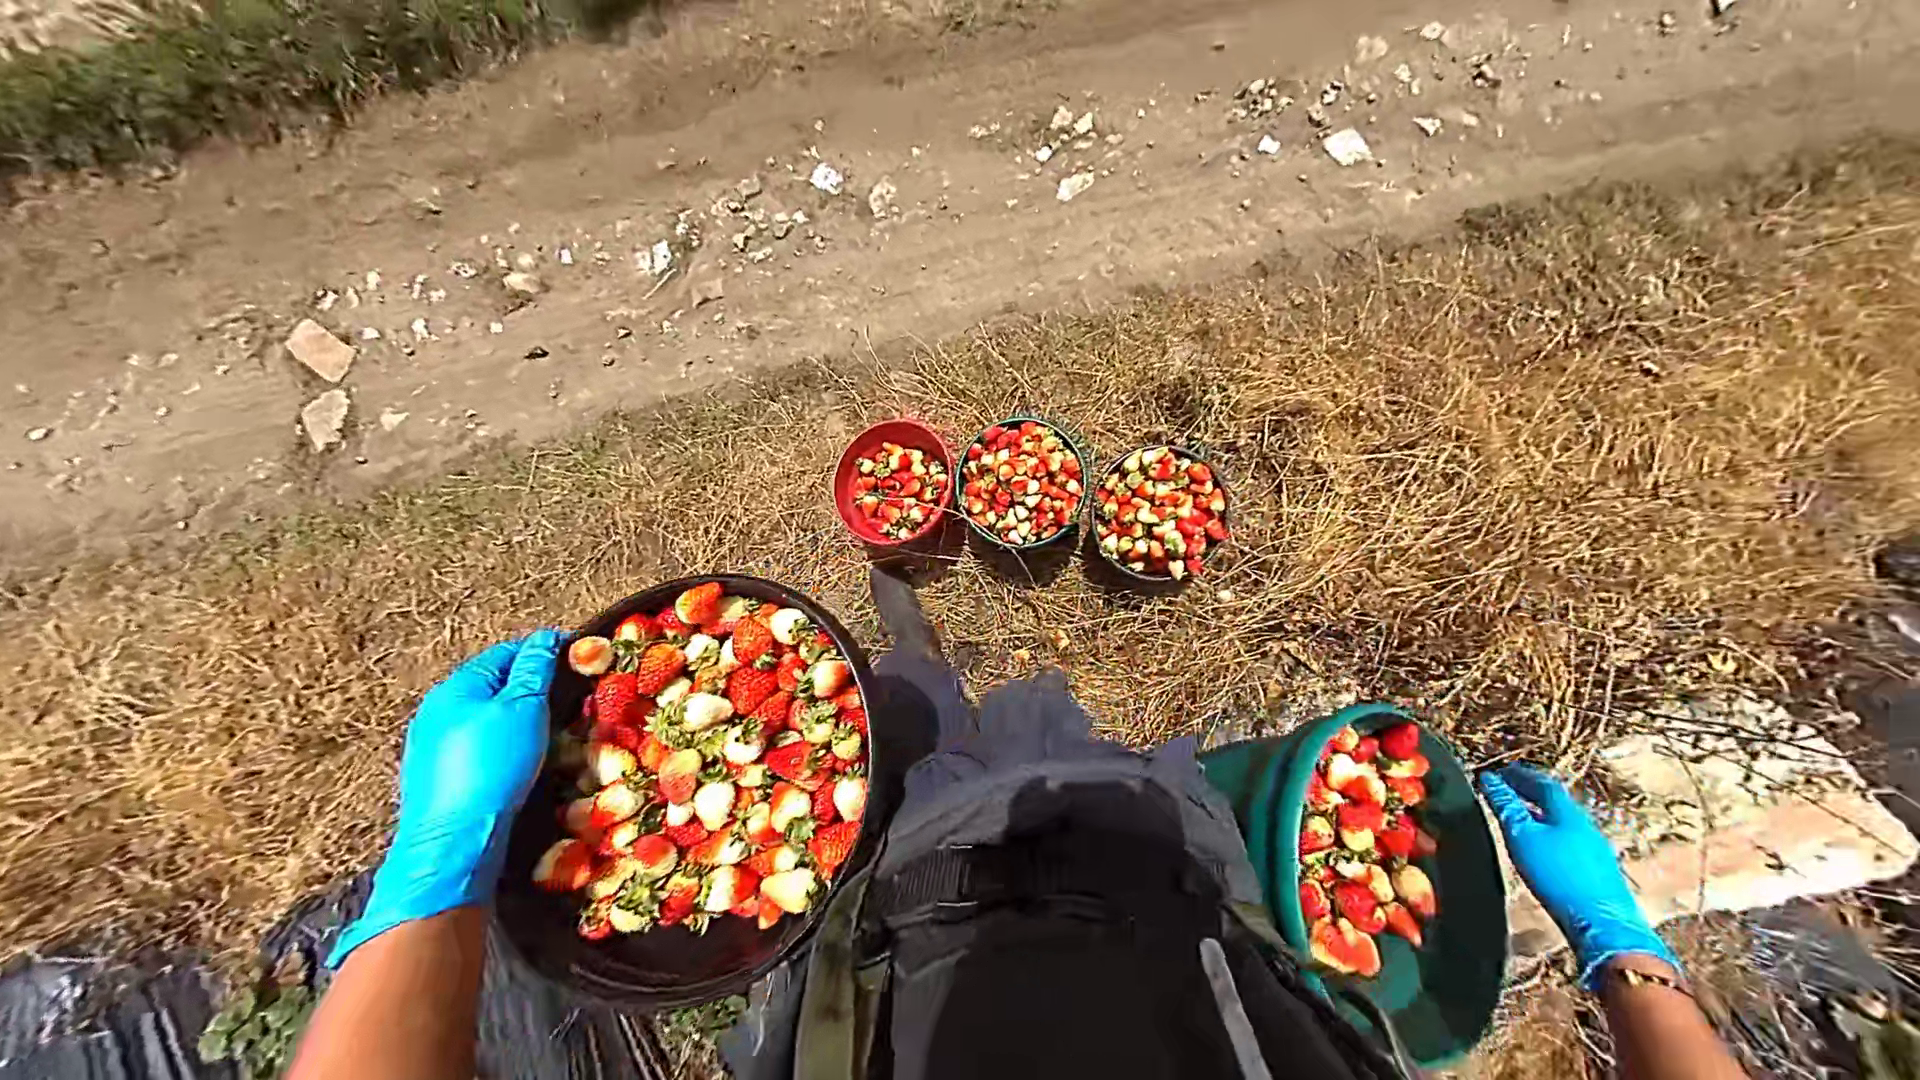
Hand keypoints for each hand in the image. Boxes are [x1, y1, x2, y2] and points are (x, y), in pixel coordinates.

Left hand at [328, 630, 562, 965]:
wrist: (456, 838)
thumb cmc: (493, 764)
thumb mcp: (524, 707)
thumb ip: (535, 668)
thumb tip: (545, 637)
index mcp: (456, 688)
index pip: (506, 653)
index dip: (543, 652)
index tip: (577, 659)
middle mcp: (438, 710)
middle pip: (496, 684)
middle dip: (534, 686)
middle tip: (570, 695)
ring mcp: (435, 744)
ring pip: (490, 715)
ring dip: (521, 715)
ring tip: (553, 726)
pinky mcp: (440, 774)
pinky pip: (481, 742)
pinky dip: (507, 740)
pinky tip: (524, 755)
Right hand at [1477, 764, 1678, 990]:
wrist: (1603, 926)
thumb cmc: (1558, 875)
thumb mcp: (1521, 835)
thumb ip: (1504, 806)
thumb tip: (1490, 781)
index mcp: (1568, 813)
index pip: (1543, 783)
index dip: (1520, 775)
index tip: (1501, 771)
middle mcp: (1585, 826)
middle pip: (1555, 801)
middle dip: (1529, 791)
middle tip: (1507, 787)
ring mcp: (1594, 849)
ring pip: (1561, 820)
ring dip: (1538, 811)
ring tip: (1516, 812)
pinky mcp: (1596, 870)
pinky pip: (1567, 838)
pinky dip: (1547, 830)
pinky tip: (1536, 842)